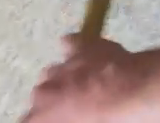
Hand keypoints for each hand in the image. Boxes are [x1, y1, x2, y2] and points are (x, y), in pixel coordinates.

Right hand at [22, 35, 148, 122]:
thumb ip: (66, 118)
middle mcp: (48, 88)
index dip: (36, 120)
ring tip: (75, 85)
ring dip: (60, 78)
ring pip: (52, 70)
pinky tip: (74, 51)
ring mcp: (66, 64)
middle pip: (38, 94)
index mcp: (45, 114)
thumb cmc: (107, 121)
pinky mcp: (84, 44)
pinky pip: (70, 43)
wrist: (132, 92)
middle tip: (66, 109)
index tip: (46, 120)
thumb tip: (68, 115)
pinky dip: (71, 48)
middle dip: (48, 100)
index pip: (27, 120)